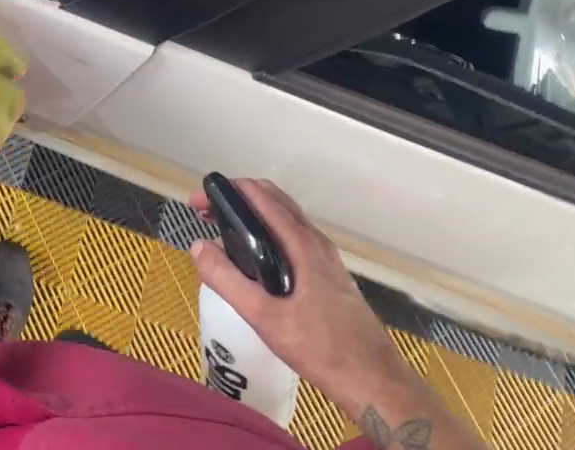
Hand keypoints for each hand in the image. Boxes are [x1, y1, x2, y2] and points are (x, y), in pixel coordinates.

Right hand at [187, 178, 409, 407]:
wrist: (376, 383)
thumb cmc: (322, 349)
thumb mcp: (266, 318)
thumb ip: (228, 281)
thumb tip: (198, 247)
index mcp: (302, 243)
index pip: (259, 195)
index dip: (225, 190)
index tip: (198, 204)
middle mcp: (315, 241)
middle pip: (272, 200)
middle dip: (235, 199)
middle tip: (206, 218)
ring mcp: (325, 258)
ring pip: (283, 220)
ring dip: (251, 216)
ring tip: (224, 239)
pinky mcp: (328, 275)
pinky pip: (291, 239)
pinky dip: (266, 235)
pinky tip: (255, 265)